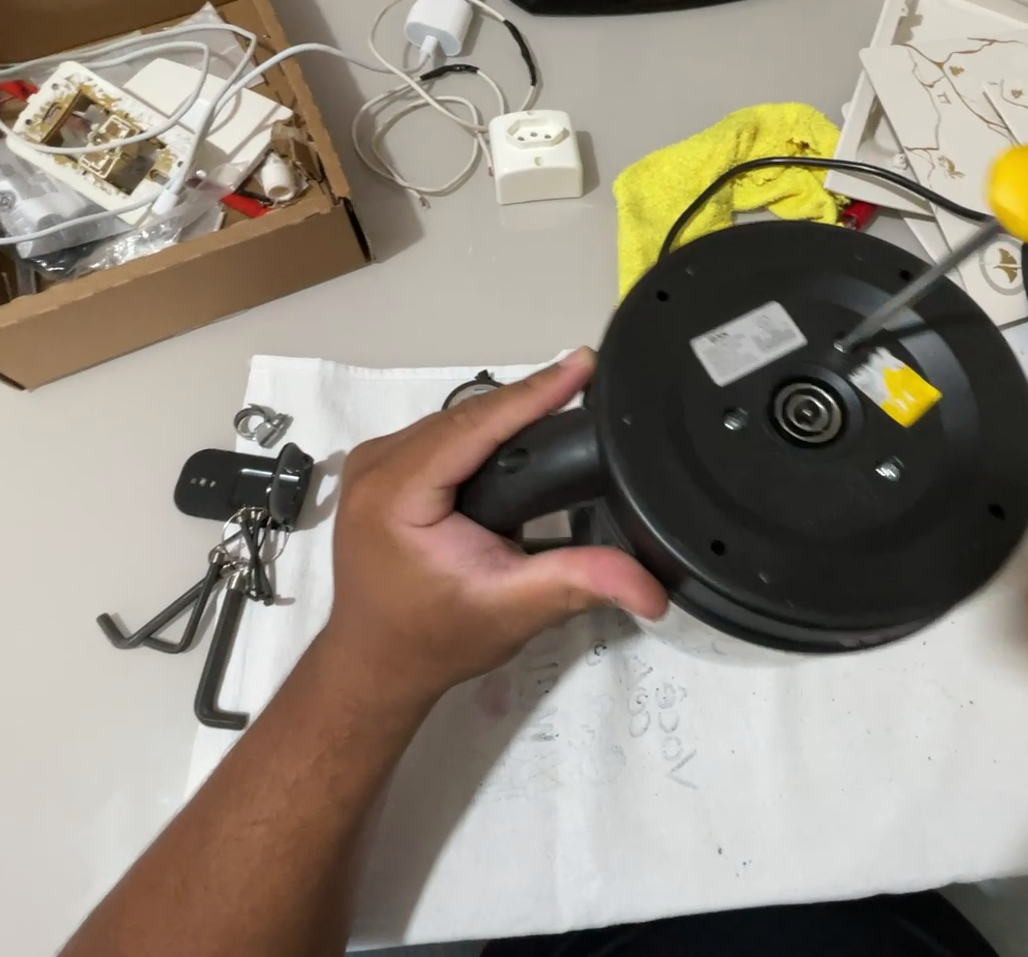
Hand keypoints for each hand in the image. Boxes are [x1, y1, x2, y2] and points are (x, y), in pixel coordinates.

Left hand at [316, 348, 666, 709]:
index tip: (585, 363)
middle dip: (529, 400)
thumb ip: (578, 583)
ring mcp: (374, 464)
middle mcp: (376, 465)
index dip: (535, 392)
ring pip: (455, 420)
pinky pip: (443, 435)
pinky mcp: (383, 471)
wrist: (376, 664)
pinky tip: (524, 431)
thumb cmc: (435, 639)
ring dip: (509, 414)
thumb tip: (653, 588)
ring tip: (568, 402)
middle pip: (466, 416)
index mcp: (396, 493)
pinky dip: (486, 431)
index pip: (476, 425)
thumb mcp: (511, 611)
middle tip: (593, 382)